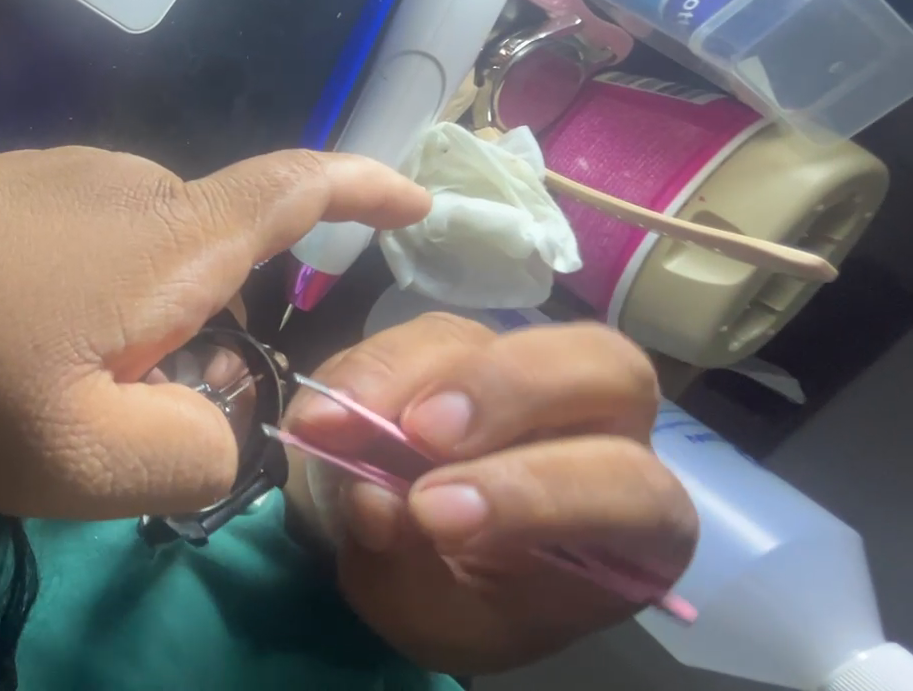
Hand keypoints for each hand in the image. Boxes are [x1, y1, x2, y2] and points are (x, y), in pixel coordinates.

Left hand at [0, 147, 429, 519]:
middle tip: (116, 403)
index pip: (293, 188)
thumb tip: (221, 410)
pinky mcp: (11, 179)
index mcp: (165, 236)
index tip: (416, 201)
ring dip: (132, 317)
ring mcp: (61, 170)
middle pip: (214, 252)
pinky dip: (87, 288)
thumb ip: (192, 448)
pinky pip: (89, 233)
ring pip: (146, 251)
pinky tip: (13, 330)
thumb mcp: (79, 459)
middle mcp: (127, 179)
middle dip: (200, 330)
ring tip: (48, 375)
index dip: (365, 187)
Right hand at [285, 315, 698, 674]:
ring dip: (399, 376)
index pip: (625, 486)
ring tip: (331, 422)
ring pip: (481, 340)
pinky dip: (357, 373)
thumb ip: (411, 563)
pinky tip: (321, 411)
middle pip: (598, 367)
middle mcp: (589, 429)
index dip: (532, 490)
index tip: (433, 512)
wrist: (383, 545)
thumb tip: (373, 502)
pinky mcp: (441, 349)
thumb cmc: (436, 594)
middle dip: (503, 389)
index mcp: (628, 521)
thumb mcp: (430, 610)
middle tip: (414, 431)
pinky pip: (406, 338)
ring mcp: (509, 377)